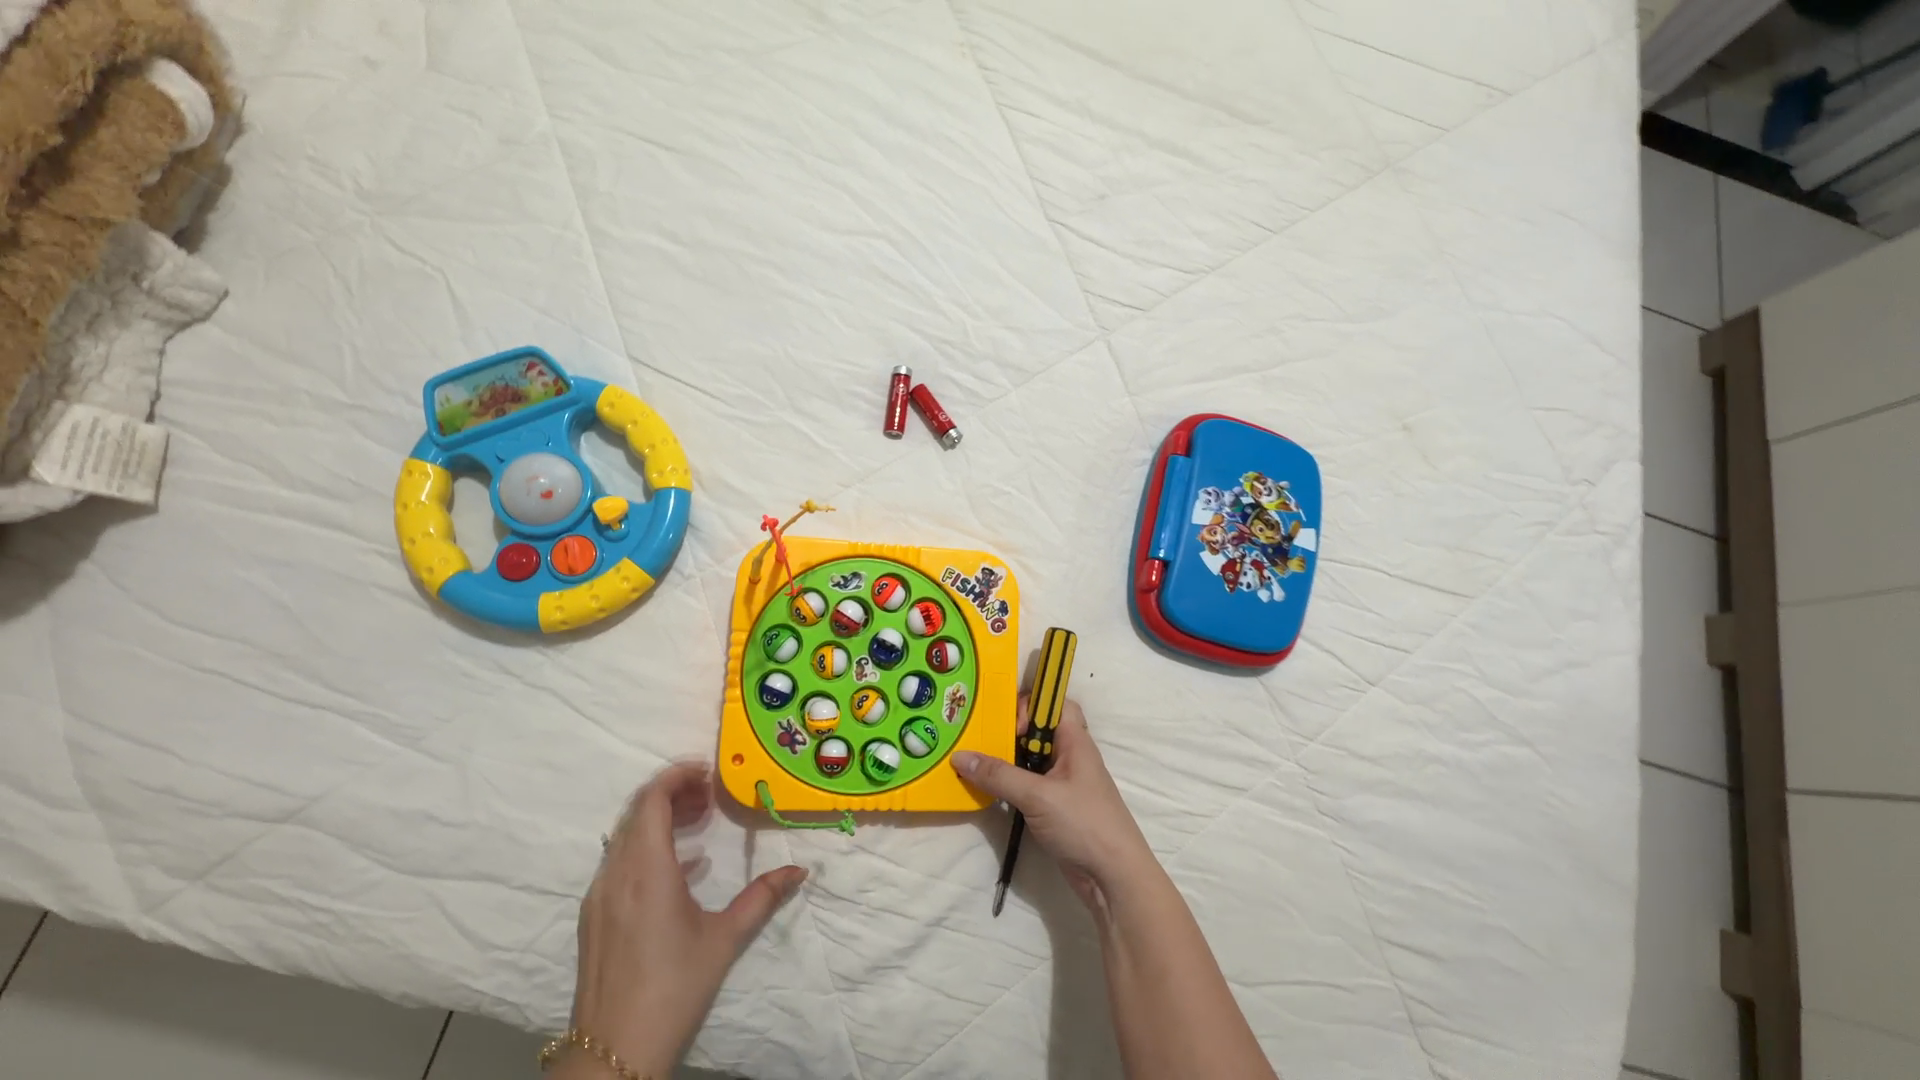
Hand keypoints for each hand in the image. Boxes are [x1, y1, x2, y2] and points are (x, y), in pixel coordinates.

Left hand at [563, 762, 807, 1077]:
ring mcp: (598, 895)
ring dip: (659, 819)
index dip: (676, 776)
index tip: (707, 770)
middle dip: (672, 793)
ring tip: (700, 822)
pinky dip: (647, 847)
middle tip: (711, 794)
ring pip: (624, 835)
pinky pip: (618, 861)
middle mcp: (615, 873)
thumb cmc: (675, 988)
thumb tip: (800, 871)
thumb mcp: (725, 938)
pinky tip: (682, 866)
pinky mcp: (593, 916)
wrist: (614, 1049)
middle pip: (636, 811)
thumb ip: (762, 897)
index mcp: (646, 870)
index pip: (652, 800)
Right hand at [951, 698, 1157, 915]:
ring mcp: (1062, 784)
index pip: (1055, 705)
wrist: (1113, 877)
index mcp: (1075, 742)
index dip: (1031, 706)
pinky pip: (1027, 786)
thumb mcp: (1038, 796)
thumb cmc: (1083, 824)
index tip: (1009, 727)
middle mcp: (1069, 757)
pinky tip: (986, 792)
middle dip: (1008, 733)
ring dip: (1004, 761)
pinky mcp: (1054, 808)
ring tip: (973, 764)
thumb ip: (999, 775)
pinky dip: (1008, 785)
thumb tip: (959, 756)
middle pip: (1037, 732)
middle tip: (979, 741)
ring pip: (1029, 760)